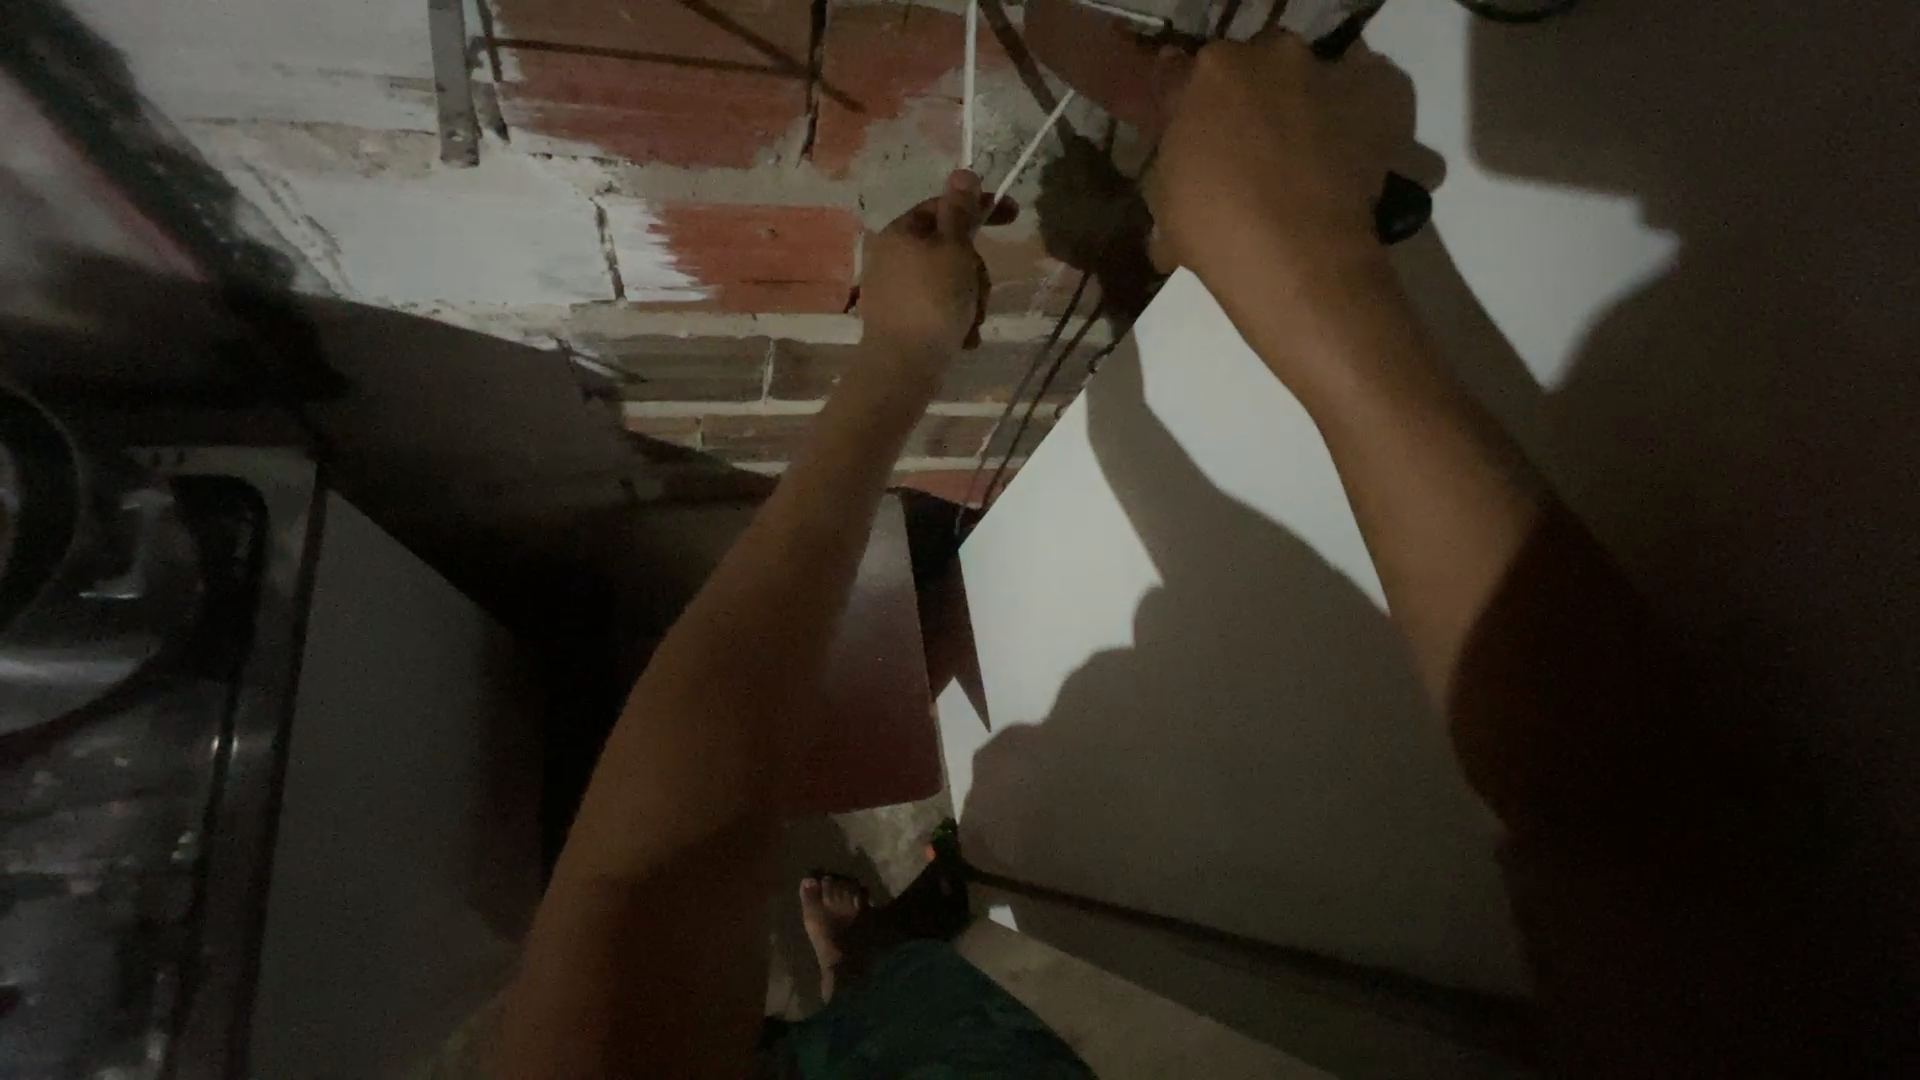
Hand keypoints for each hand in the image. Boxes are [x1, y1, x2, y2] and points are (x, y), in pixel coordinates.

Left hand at [858, 170, 1015, 360]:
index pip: (944, 207)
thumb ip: (961, 211)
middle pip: (950, 249)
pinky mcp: (901, 322)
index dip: (980, 208)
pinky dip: (956, 321)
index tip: (1014, 214)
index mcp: (900, 233)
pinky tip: (963, 339)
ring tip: (971, 323)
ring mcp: (895, 292)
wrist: (903, 366)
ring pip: (949, 283)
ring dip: (970, 301)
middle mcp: (891, 257)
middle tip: (980, 292)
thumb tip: (963, 171)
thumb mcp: (954, 249)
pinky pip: (938, 310)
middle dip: (974, 271)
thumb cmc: (933, 301)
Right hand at [1146, 32, 1402, 303]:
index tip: (1195, 146)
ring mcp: (1328, 73)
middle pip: (1255, 72)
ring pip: (1307, 85)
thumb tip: (1185, 169)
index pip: (1193, 80)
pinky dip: (1347, 127)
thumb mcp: (1166, 200)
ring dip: (1298, 115)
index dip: (1194, 115)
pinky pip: (1360, 101)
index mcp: (1211, 72)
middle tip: (1245, 158)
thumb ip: (1176, 163)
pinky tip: (1333, 170)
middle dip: (1249, 107)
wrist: (1295, 255)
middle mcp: (1271, 56)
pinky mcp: (1381, 92)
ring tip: (1295, 171)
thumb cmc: (1213, 228)